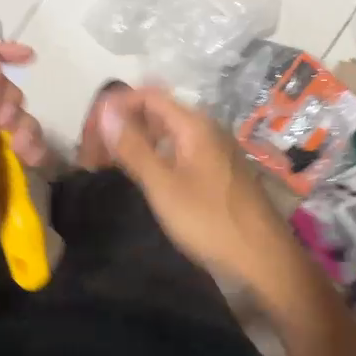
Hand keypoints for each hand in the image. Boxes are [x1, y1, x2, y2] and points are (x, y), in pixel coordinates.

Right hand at [101, 87, 305, 300]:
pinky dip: (157, 155)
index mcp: (194, 125)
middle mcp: (207, 129)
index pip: (149, 96)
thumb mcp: (163, 186)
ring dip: (139, 141)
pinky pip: (181, 149)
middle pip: (158, 112)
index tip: (91, 130)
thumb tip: (106, 109)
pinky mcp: (219, 170)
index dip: (117, 105)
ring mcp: (216, 150)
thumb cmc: (210, 221)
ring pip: (169, 132)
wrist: (264, 259)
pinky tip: (144, 175)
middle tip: (95, 151)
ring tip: (111, 163)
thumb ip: (133, 147)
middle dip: (125, 124)